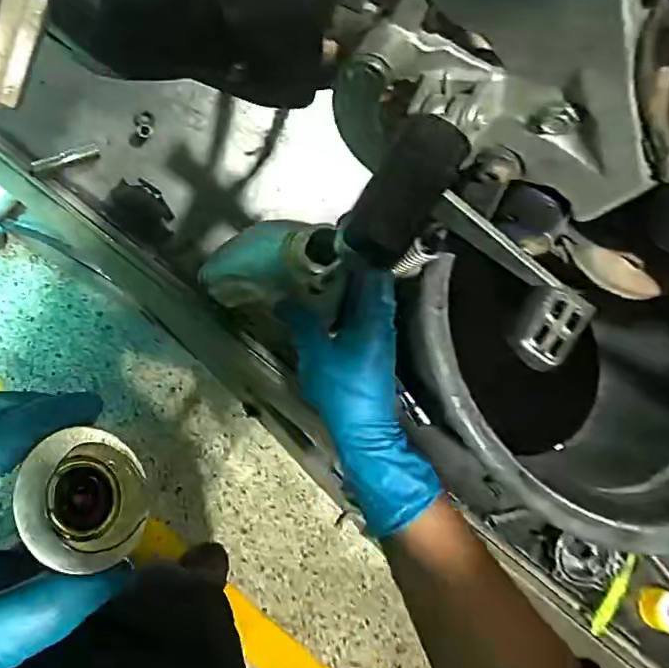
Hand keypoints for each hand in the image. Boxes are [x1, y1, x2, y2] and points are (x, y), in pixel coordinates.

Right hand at [284, 267, 439, 537]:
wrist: (363, 429)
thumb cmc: (342, 390)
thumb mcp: (316, 353)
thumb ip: (302, 322)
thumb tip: (285, 299)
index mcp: (374, 317)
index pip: (372, 272)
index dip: (356, 252)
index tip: (333, 239)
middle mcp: (383, 321)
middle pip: (371, 282)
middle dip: (347, 266)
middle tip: (317, 254)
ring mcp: (380, 334)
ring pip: (366, 298)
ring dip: (345, 285)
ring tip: (316, 274)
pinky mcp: (373, 347)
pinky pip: (361, 313)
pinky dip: (345, 303)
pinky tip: (324, 303)